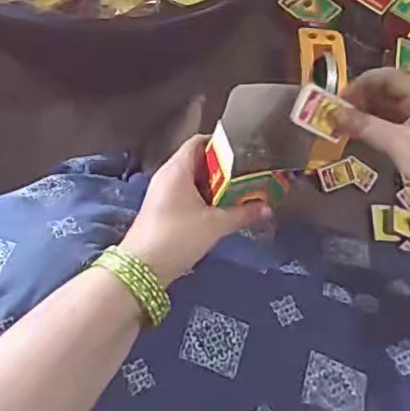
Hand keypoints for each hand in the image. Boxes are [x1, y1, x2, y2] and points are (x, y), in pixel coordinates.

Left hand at [121, 134, 268, 283]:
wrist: (142, 268)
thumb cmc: (178, 237)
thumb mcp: (215, 225)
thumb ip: (243, 214)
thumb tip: (267, 208)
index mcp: (177, 169)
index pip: (198, 141)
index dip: (220, 143)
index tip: (242, 151)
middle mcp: (167, 175)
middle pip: (196, 160)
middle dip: (221, 167)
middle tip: (245, 173)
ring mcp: (161, 192)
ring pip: (190, 178)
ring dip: (212, 184)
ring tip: (237, 191)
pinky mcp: (160, 208)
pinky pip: (183, 193)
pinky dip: (201, 196)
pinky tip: (217, 209)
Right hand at [337, 68, 409, 212]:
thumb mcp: (401, 144)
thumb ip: (368, 126)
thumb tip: (334, 112)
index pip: (390, 77)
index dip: (365, 81)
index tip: (342, 95)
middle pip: (385, 93)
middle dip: (360, 98)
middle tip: (337, 111)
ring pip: (383, 111)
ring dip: (362, 114)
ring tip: (340, 122)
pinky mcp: (409, 145)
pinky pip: (384, 129)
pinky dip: (368, 129)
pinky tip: (352, 134)